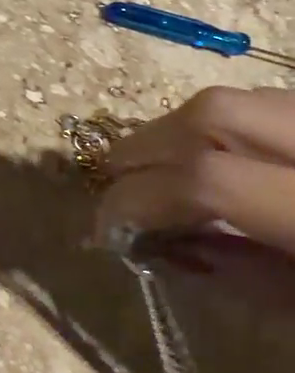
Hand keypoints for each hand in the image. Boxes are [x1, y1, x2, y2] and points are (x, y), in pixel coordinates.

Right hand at [97, 86, 294, 254]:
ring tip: (169, 169)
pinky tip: (229, 158)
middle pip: (212, 116)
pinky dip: (229, 127)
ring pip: (235, 99)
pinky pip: (267, 104)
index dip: (137, 199)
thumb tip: (156, 242)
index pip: (206, 180)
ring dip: (181, 131)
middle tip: (123, 184)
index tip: (106, 229)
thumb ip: (242, 273)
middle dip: (145, 148)